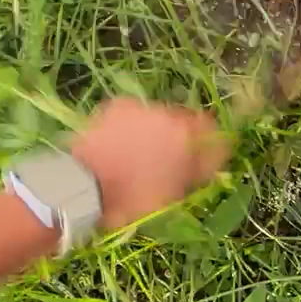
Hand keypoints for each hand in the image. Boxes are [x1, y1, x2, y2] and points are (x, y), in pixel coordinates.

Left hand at [70, 98, 228, 228]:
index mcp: (190, 135)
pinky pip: (133, 112)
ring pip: (158, 115)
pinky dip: (131, 123)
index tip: (198, 155)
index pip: (211, 128)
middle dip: (177, 134)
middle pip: (184, 120)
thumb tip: (217, 154)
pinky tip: (119, 141)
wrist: (83, 187)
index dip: (207, 141)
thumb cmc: (133, 197)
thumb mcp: (177, 191)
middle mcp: (172, 114)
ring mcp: (144, 106)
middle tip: (163, 157)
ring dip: (154, 128)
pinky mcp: (119, 105)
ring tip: (136, 151)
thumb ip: (202, 168)